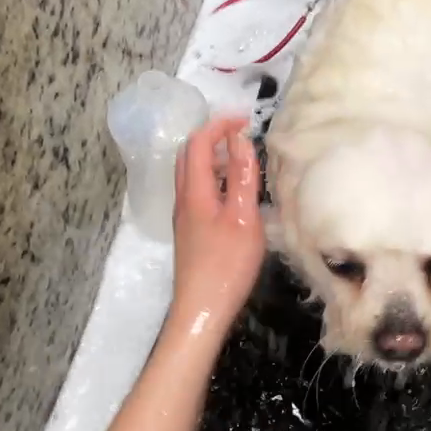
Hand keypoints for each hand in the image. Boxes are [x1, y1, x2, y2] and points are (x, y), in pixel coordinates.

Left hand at [168, 116, 264, 338]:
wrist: (202, 310)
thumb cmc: (227, 265)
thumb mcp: (244, 218)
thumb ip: (243, 177)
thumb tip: (240, 139)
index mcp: (195, 191)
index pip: (199, 143)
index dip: (219, 125)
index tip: (246, 119)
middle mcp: (184, 199)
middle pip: (189, 155)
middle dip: (213, 136)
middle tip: (242, 134)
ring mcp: (184, 217)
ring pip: (192, 174)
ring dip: (214, 158)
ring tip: (243, 159)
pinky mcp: (190, 231)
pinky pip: (198, 191)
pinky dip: (215, 178)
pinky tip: (235, 193)